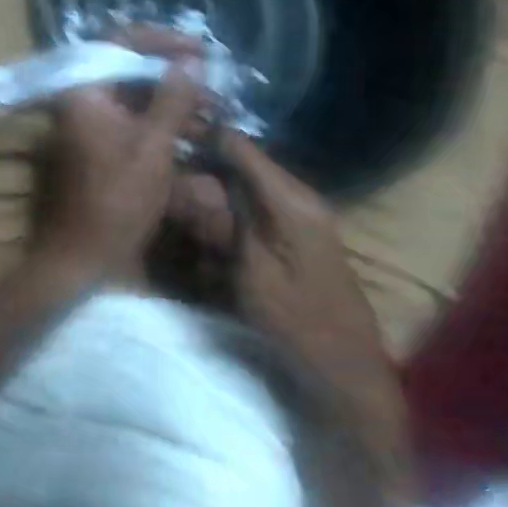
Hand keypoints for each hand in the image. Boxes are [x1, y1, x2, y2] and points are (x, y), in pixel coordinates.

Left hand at [37, 27, 207, 281]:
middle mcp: (80, 100)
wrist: (81, 253)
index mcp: (83, 91)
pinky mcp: (97, 145)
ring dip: (173, 101)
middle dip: (174, 75)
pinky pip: (131, 121)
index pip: (119, 41)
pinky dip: (161, 123)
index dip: (162, 40)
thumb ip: (173, 98)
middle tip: (214, 86)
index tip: (200, 50)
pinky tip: (196, 133)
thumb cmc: (117, 198)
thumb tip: (192, 59)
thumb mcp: (154, 145)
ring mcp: (87, 123)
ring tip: (215, 112)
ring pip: (133, 97)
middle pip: (128, 70)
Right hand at [173, 132, 406, 473]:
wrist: (344, 369)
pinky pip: (250, 211)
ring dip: (209, 196)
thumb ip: (221, 218)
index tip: (164, 137)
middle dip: (199, 171)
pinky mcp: (294, 236)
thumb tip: (190, 177)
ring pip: (241, 188)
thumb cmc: (296, 321)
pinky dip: (224, 217)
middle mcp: (297, 199)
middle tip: (162, 184)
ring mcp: (298, 217)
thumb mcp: (250, 270)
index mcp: (290, 200)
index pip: (239, 147)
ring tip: (177, 209)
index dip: (202, 137)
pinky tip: (204, 234)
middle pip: (238, 166)